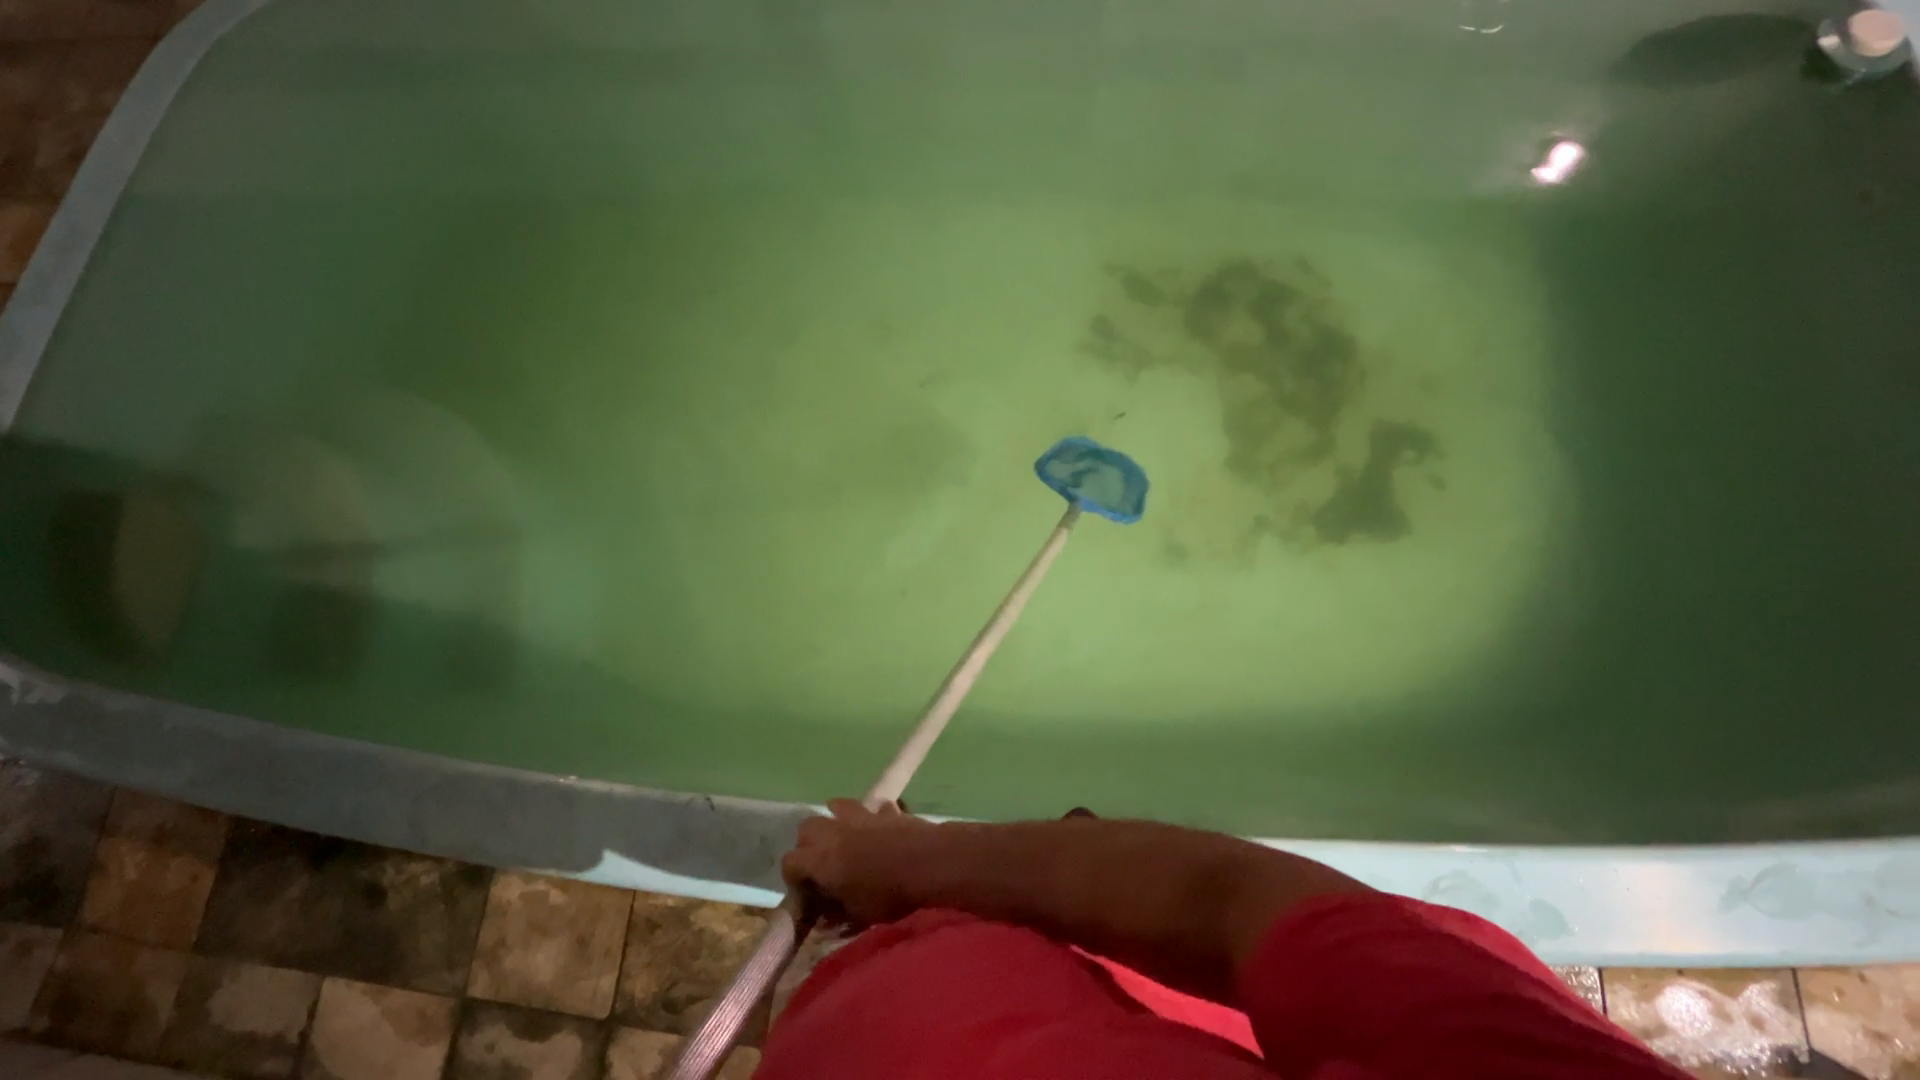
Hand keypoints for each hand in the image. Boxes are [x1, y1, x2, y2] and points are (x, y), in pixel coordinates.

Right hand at [781, 798, 938, 926]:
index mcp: (821, 859)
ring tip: (846, 839)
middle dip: (809, 843)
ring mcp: (861, 816)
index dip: (793, 878)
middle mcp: (834, 831)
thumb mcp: (859, 916)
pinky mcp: (886, 810)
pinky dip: (872, 818)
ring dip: (836, 820)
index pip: (790, 862)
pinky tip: (880, 831)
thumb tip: (822, 923)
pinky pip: (872, 809)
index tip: (806, 892)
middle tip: (823, 863)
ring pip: (836, 806)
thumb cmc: (889, 895)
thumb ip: (837, 918)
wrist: (928, 863)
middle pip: (807, 827)